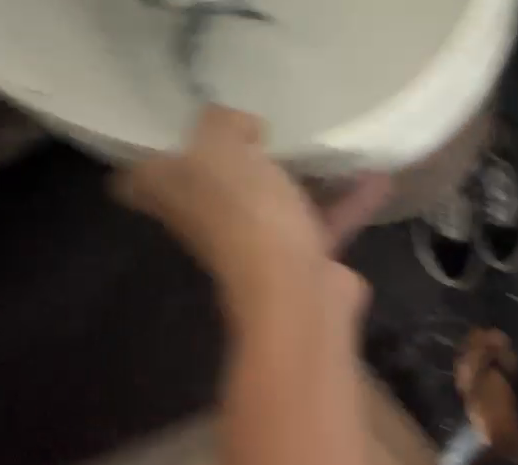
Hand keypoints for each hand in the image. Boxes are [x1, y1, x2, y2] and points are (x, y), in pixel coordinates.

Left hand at [114, 106, 390, 308]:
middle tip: (260, 127)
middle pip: (215, 185)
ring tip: (331, 146)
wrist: (298, 291)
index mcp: (168, 193)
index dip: (155, 153)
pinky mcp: (306, 260)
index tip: (180, 133)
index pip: (139, 175)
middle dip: (237, 161)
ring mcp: (259, 244)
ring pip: (277, 201)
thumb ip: (224, 121)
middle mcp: (209, 222)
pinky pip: (327, 220)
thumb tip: (245, 127)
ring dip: (306, 176)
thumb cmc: (246, 216)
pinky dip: (350, 201)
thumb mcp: (220, 144)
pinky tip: (379, 178)